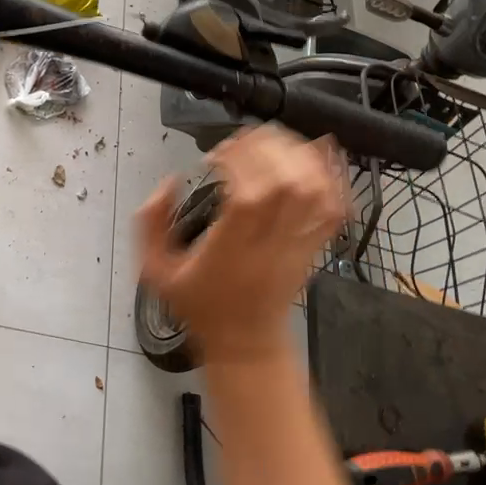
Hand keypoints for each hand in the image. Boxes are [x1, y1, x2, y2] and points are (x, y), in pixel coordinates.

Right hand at [136, 126, 346, 361]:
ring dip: (297, 155)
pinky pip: (334, 208)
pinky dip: (332, 176)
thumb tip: (167, 183)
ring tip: (271, 141)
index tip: (213, 157)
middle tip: (241, 140)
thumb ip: (151, 224)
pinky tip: (318, 152)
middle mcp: (270, 244)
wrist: (245, 344)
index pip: (247, 196)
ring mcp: (298, 245)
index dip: (234, 163)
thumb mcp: (155, 271)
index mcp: (230, 249)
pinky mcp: (314, 247)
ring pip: (314, 191)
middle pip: (286, 184)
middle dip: (265, 149)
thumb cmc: (199, 305)